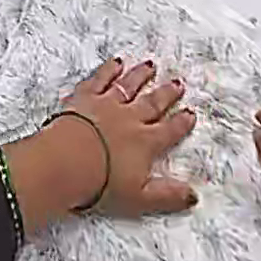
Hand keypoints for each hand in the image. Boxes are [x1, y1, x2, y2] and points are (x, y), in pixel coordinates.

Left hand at [3, 57, 198, 234]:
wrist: (66, 161)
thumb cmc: (100, 183)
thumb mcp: (140, 198)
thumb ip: (168, 195)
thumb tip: (193, 196)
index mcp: (144, 143)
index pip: (168, 131)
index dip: (181, 123)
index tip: (190, 113)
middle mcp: (129, 119)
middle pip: (152, 103)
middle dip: (166, 94)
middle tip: (178, 83)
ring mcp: (106, 104)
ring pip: (128, 85)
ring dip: (140, 75)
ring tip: (150, 65)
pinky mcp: (85, 96)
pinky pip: (100, 78)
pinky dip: (109, 69)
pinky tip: (115, 62)